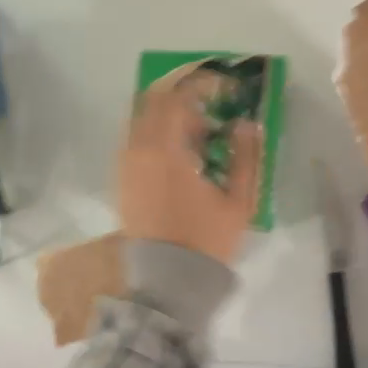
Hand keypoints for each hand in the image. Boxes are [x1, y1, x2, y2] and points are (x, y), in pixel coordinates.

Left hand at [117, 69, 260, 265]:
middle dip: (182, 100)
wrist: (167, 281)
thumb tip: (246, 125)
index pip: (179, 97)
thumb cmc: (206, 241)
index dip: (203, 86)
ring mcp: (126, 167)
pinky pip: (134, 144)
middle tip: (208, 115)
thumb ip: (245, 158)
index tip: (224, 90)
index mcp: (167, 150)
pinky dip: (154, 139)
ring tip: (195, 141)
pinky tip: (177, 160)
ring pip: (141, 122)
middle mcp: (139, 150)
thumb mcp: (237, 202)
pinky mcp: (121, 183)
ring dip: (166, 120)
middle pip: (154, 102)